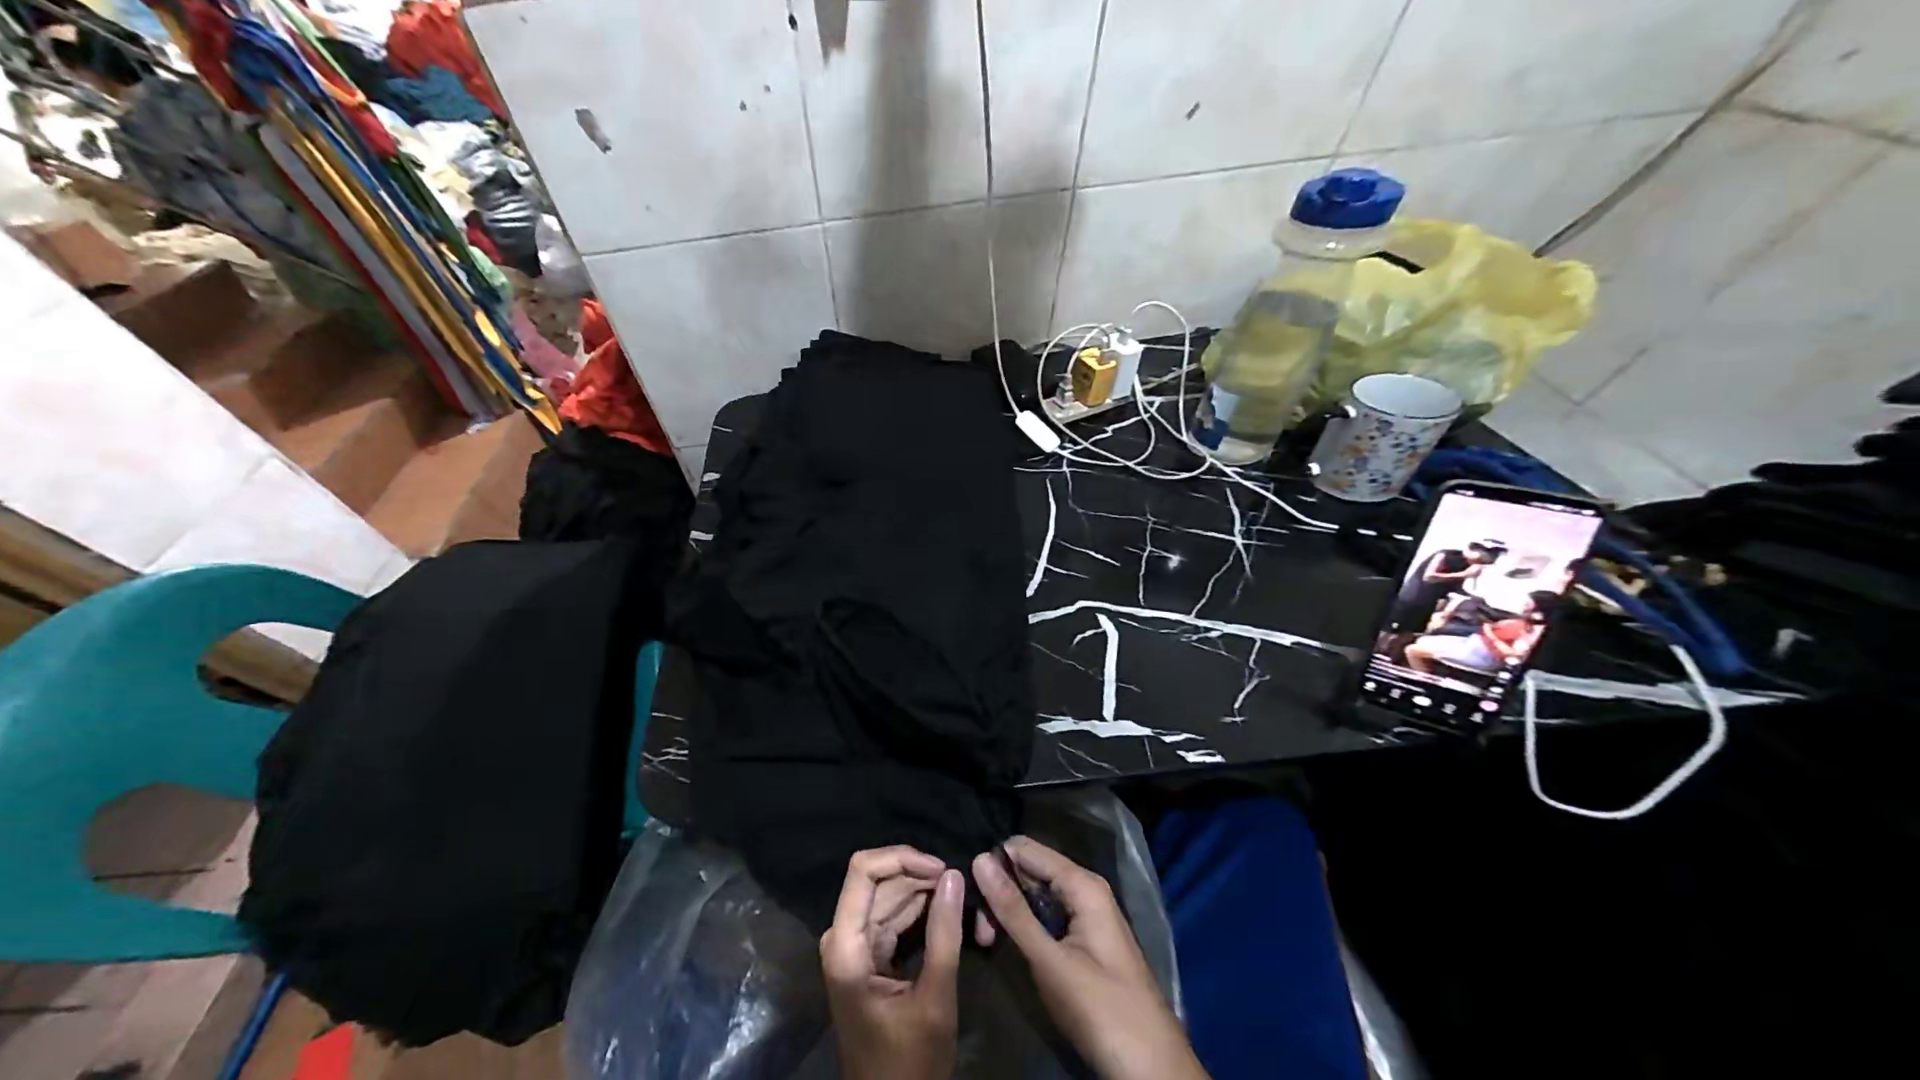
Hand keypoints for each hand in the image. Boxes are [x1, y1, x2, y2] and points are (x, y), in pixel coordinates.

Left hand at [821, 847, 963, 1079]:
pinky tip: (949, 912)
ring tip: (962, 898)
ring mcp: (854, 947)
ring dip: (925, 892)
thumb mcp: (935, 999)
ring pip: (889, 895)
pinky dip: (921, 910)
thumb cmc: (909, 1062)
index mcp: (846, 946)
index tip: (942, 869)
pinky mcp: (868, 956)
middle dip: (921, 876)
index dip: (902, 858)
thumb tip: (954, 875)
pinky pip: (893, 916)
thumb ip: (944, 934)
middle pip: (879, 881)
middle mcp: (842, 938)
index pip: (863, 870)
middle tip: (962, 886)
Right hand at [972, 838, 1208, 1079]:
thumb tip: (979, 859)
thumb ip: (1012, 910)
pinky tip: (1006, 944)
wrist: (1150, 1067)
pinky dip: (1024, 927)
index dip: (994, 864)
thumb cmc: (1100, 1009)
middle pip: (1029, 870)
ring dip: (1008, 913)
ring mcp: (1086, 914)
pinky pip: (1046, 916)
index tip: (966, 892)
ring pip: (1034, 895)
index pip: (1025, 848)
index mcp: (1082, 883)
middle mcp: (1085, 888)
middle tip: (978, 931)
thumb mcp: (1048, 960)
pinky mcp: (1083, 938)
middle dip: (999, 892)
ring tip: (987, 942)